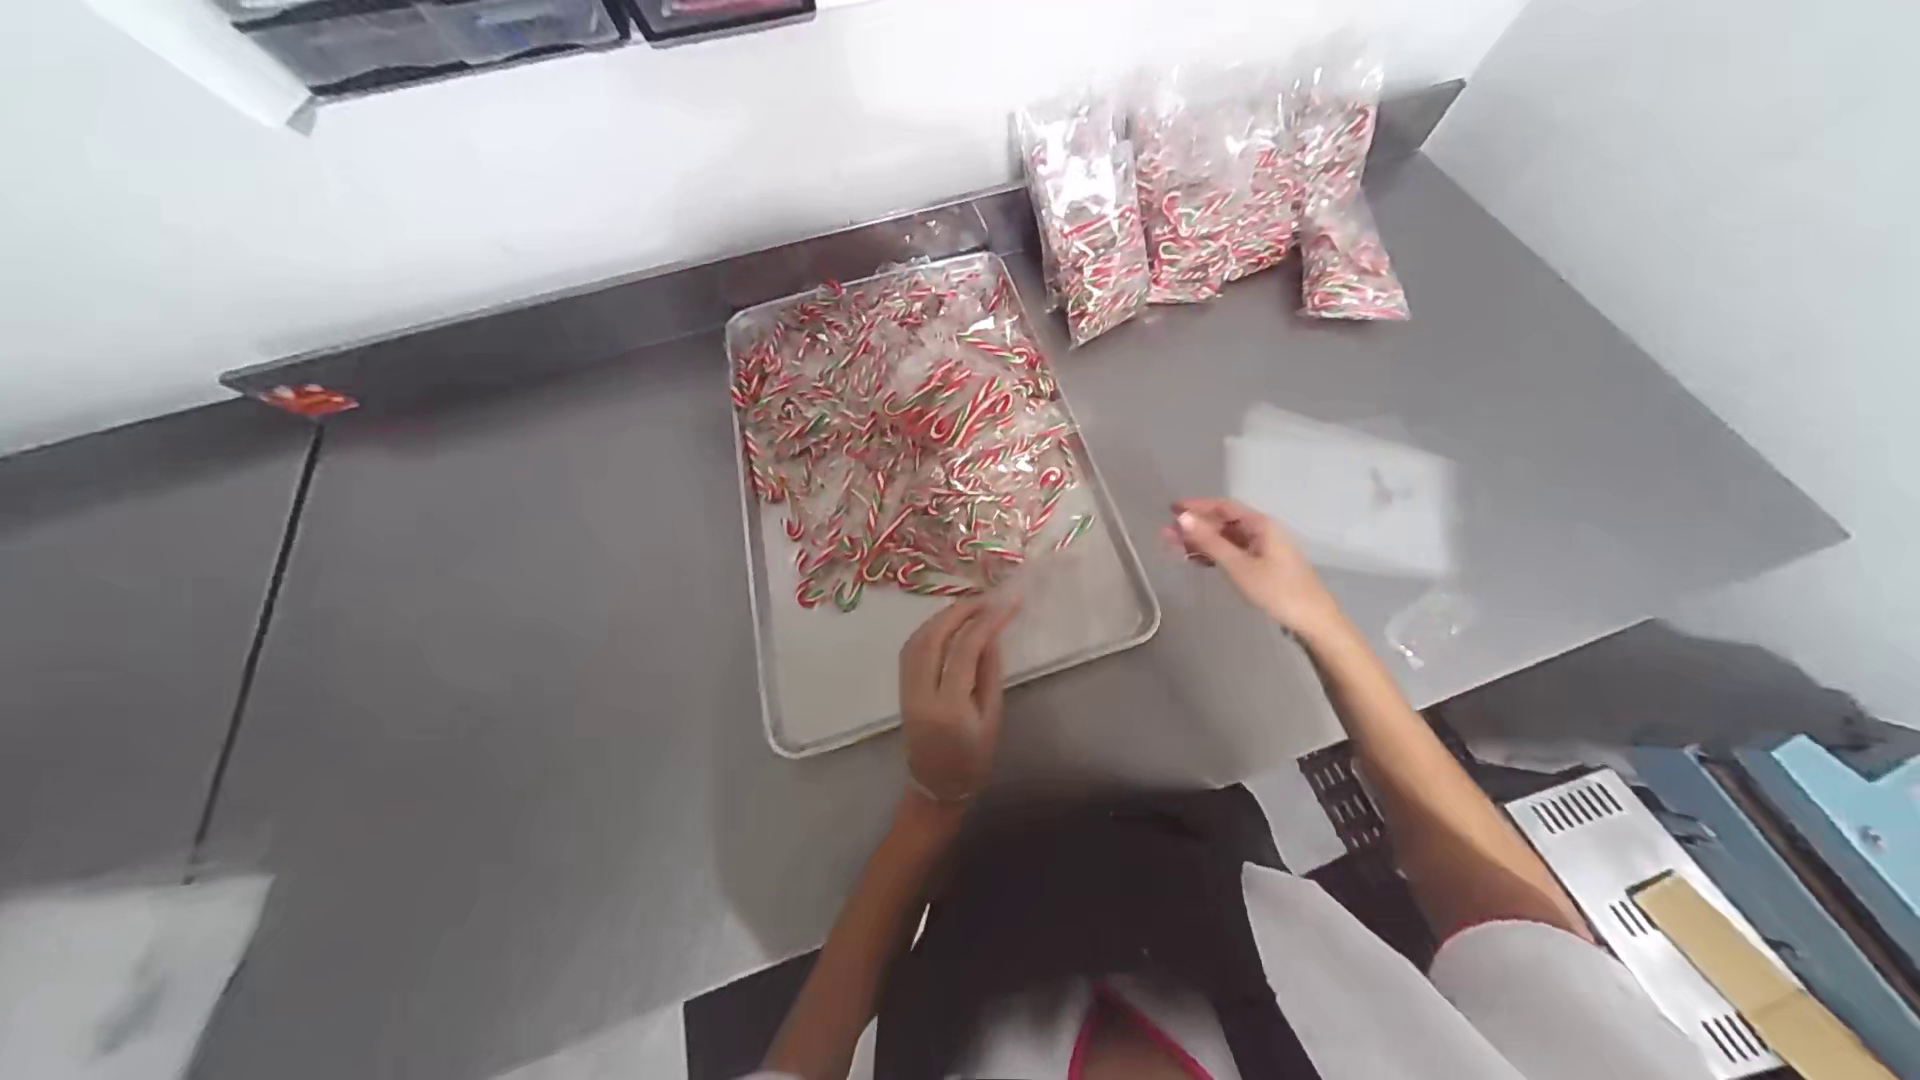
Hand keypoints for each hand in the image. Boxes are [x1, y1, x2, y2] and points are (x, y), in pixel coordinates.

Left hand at [898, 598, 1020, 802]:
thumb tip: (991, 633)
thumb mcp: (992, 717)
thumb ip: (990, 673)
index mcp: (949, 707)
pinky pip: (911, 648)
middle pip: (934, 637)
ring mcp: (906, 689)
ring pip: (917, 639)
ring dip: (943, 616)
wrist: (937, 786)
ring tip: (970, 605)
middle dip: (960, 611)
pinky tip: (948, 623)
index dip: (988, 622)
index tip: (1008, 604)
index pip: (966, 650)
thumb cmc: (973, 758)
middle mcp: (921, 694)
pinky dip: (929, 629)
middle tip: (986, 598)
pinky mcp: (901, 687)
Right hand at [1168, 497, 1343, 636]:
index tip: (1171, 508)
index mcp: (1260, 525)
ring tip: (1175, 549)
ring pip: (1226, 538)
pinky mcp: (1263, 565)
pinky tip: (1197, 561)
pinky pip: (1233, 552)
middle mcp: (1262, 531)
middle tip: (1167, 534)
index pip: (1223, 506)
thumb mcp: (1238, 566)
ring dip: (1201, 541)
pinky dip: (1214, 554)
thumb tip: (1183, 518)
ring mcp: (1264, 549)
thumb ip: (1209, 541)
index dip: (1196, 506)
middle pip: (1223, 522)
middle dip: (1195, 526)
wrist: (1313, 620)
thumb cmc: (1276, 590)